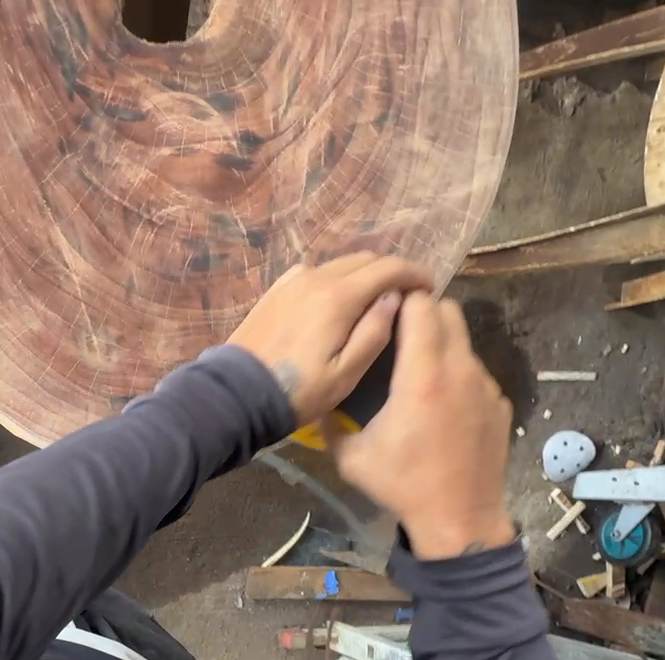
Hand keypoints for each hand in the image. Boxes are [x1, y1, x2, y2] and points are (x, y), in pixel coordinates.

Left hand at [227, 253, 433, 424]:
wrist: (236, 395)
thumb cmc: (297, 393)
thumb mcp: (345, 374)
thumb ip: (374, 333)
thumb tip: (393, 299)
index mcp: (339, 297)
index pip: (388, 268)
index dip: (414, 274)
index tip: (429, 287)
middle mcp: (315, 278)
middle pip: (363, 260)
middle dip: (389, 272)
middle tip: (403, 296)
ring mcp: (291, 282)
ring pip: (337, 265)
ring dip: (361, 275)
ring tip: (371, 300)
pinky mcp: (274, 292)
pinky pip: (312, 274)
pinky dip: (332, 279)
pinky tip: (333, 302)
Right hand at [329, 295, 516, 559]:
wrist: (459, 519)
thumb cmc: (402, 486)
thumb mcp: (351, 459)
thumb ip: (332, 423)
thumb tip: (320, 401)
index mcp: (422, 378)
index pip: (421, 307)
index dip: (402, 299)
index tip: (383, 306)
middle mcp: (460, 371)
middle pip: (449, 311)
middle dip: (423, 311)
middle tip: (397, 329)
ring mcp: (485, 386)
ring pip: (463, 342)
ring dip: (440, 343)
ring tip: (415, 369)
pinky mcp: (499, 403)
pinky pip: (475, 373)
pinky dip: (456, 374)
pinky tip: (439, 405)